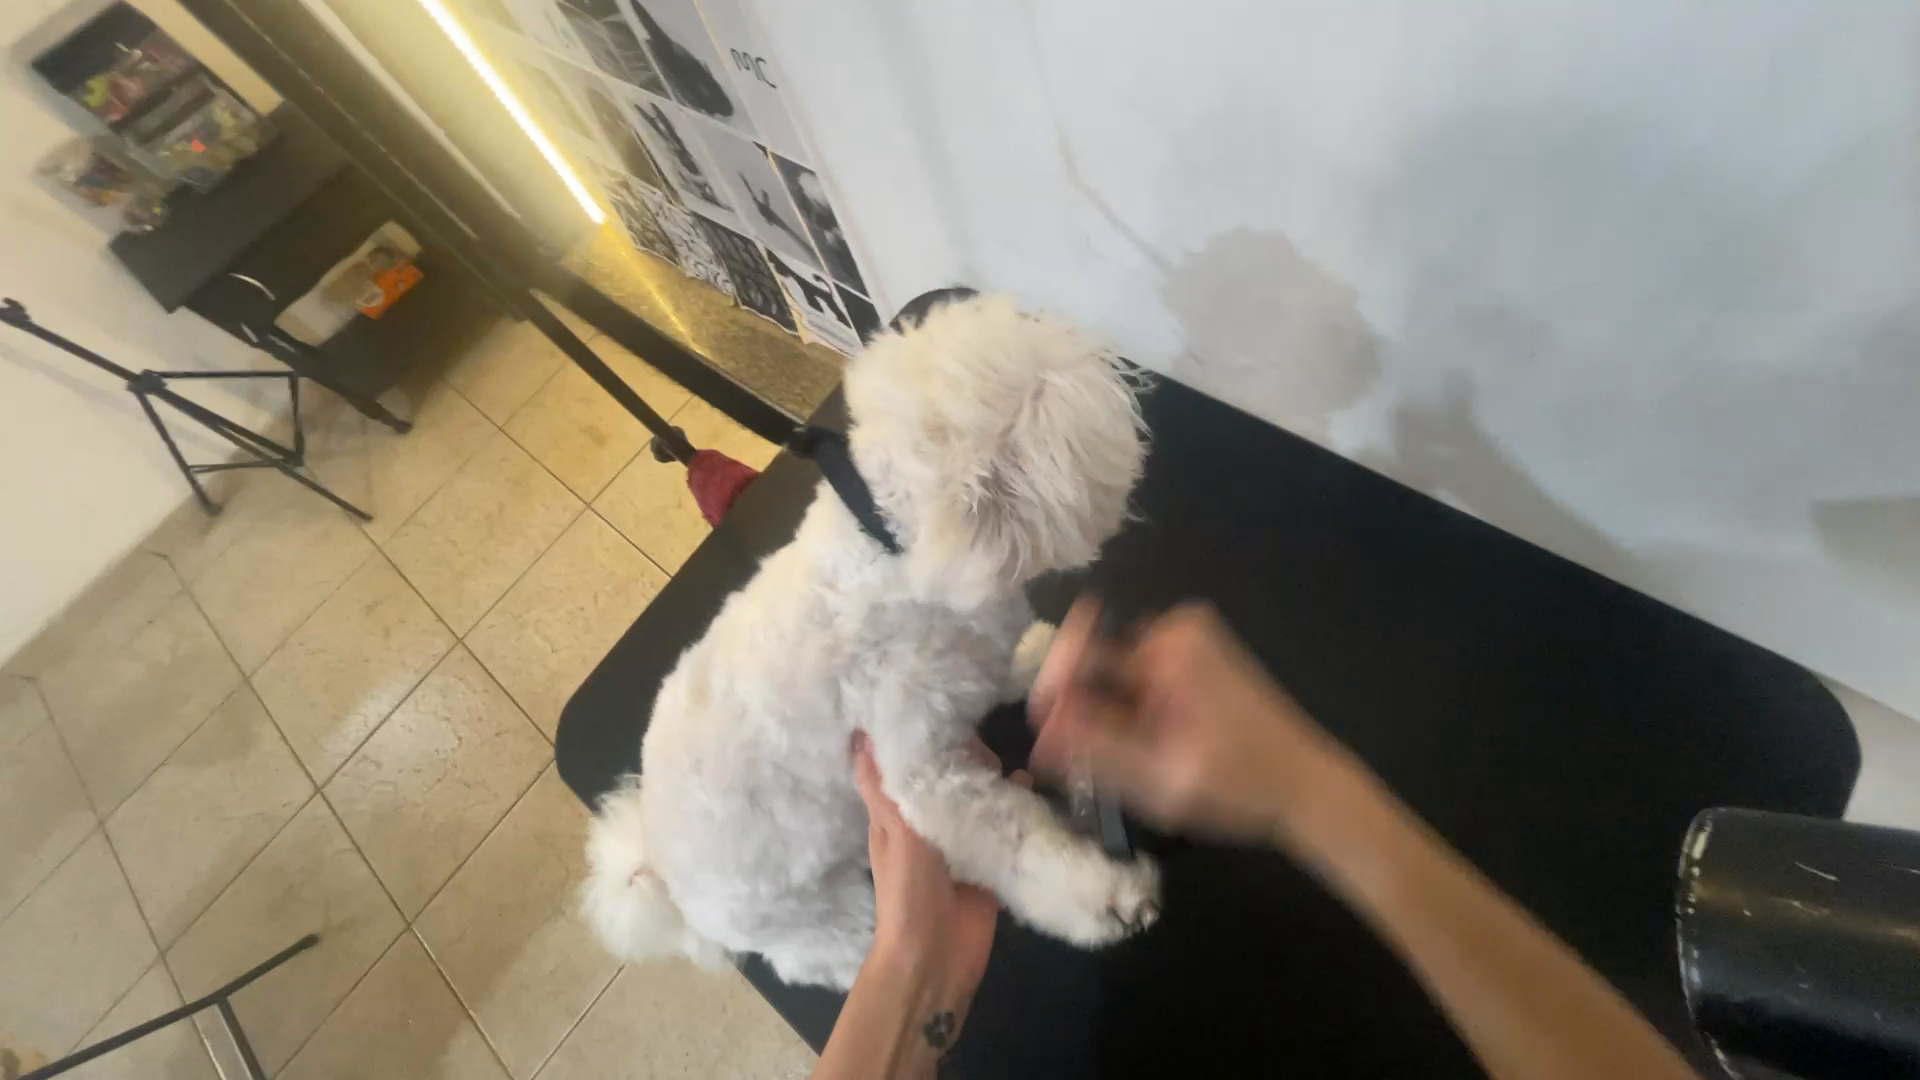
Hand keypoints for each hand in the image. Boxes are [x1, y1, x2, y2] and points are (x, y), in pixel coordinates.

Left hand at [852, 734, 1016, 1052]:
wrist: (936, 960)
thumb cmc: (906, 893)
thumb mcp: (893, 833)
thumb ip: (884, 788)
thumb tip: (861, 734)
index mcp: (899, 812)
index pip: (909, 763)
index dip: (921, 738)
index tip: (941, 708)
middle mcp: (930, 820)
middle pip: (950, 777)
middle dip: (967, 759)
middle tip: (985, 750)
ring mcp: (961, 840)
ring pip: (979, 797)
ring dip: (995, 781)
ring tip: (1009, 766)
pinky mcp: (989, 859)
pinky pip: (1004, 825)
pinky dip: (1017, 807)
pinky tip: (1029, 789)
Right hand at [1030, 600, 1349, 844]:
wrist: (1307, 786)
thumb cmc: (1236, 785)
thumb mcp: (1156, 775)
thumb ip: (1092, 746)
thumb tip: (1038, 729)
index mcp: (1169, 646)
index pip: (1083, 650)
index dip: (1054, 687)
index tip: (1045, 730)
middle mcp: (1178, 624)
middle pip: (1102, 660)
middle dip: (1089, 705)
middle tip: (1098, 758)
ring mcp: (1192, 633)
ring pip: (1119, 668)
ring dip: (1113, 707)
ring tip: (1135, 753)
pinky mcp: (1200, 648)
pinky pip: (1143, 669)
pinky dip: (1136, 701)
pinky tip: (1155, 737)